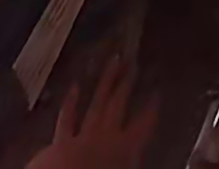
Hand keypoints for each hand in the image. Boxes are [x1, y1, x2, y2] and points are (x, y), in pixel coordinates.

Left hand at [26, 56, 159, 168]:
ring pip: (96, 104)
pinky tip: (74, 85)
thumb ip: (134, 160)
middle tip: (133, 61)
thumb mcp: (127, 167)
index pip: (142, 125)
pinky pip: (66, 120)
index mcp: (124, 149)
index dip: (151, 108)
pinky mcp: (61, 142)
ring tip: (113, 60)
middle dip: (126, 83)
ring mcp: (83, 135)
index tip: (156, 89)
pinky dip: (70, 103)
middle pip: (118, 104)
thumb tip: (141, 152)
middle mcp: (105, 136)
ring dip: (105, 82)